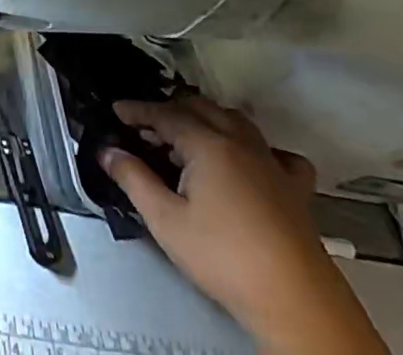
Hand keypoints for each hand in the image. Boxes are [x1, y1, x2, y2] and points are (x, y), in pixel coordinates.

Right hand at [99, 98, 386, 354]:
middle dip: (170, 109)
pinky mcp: (294, 184)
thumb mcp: (166, 220)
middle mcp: (241, 141)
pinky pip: (273, 150)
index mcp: (209, 144)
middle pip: (201, 107)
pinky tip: (248, 161)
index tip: (116, 110)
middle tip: (146, 127)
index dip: (139, 110)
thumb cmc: (223, 257)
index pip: (166, 114)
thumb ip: (134, 179)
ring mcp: (272, 160)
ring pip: (235, 119)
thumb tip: (108, 151)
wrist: (292, 295)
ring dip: (206, 119)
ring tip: (187, 138)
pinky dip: (253, 146)